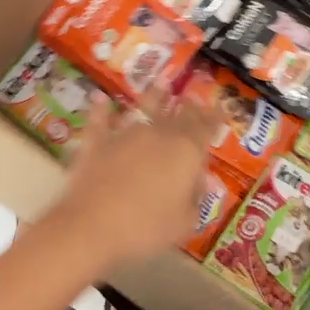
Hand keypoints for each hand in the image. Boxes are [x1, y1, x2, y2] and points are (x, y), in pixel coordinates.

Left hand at [43, 91, 223, 268]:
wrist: (91, 226)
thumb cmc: (145, 229)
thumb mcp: (184, 223)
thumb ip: (195, 199)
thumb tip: (199, 182)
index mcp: (186, 151)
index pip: (205, 129)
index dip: (213, 119)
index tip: (218, 110)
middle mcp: (157, 134)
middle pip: (178, 115)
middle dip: (189, 107)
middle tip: (194, 97)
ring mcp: (124, 134)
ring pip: (143, 107)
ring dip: (154, 94)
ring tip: (162, 80)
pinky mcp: (95, 142)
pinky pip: (99, 120)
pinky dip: (101, 108)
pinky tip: (100, 97)